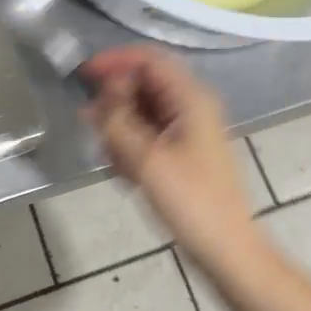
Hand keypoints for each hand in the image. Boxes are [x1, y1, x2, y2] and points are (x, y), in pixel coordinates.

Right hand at [81, 45, 259, 268]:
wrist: (227, 252)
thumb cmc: (191, 202)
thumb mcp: (146, 159)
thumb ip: (119, 119)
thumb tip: (104, 90)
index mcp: (191, 98)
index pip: (148, 59)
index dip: (114, 61)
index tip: (83, 76)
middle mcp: (192, 106)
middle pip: (145, 83)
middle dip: (114, 99)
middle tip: (89, 122)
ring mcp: (189, 130)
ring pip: (144, 110)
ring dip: (120, 125)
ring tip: (105, 152)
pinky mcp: (183, 153)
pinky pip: (149, 134)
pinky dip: (131, 144)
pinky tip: (121, 171)